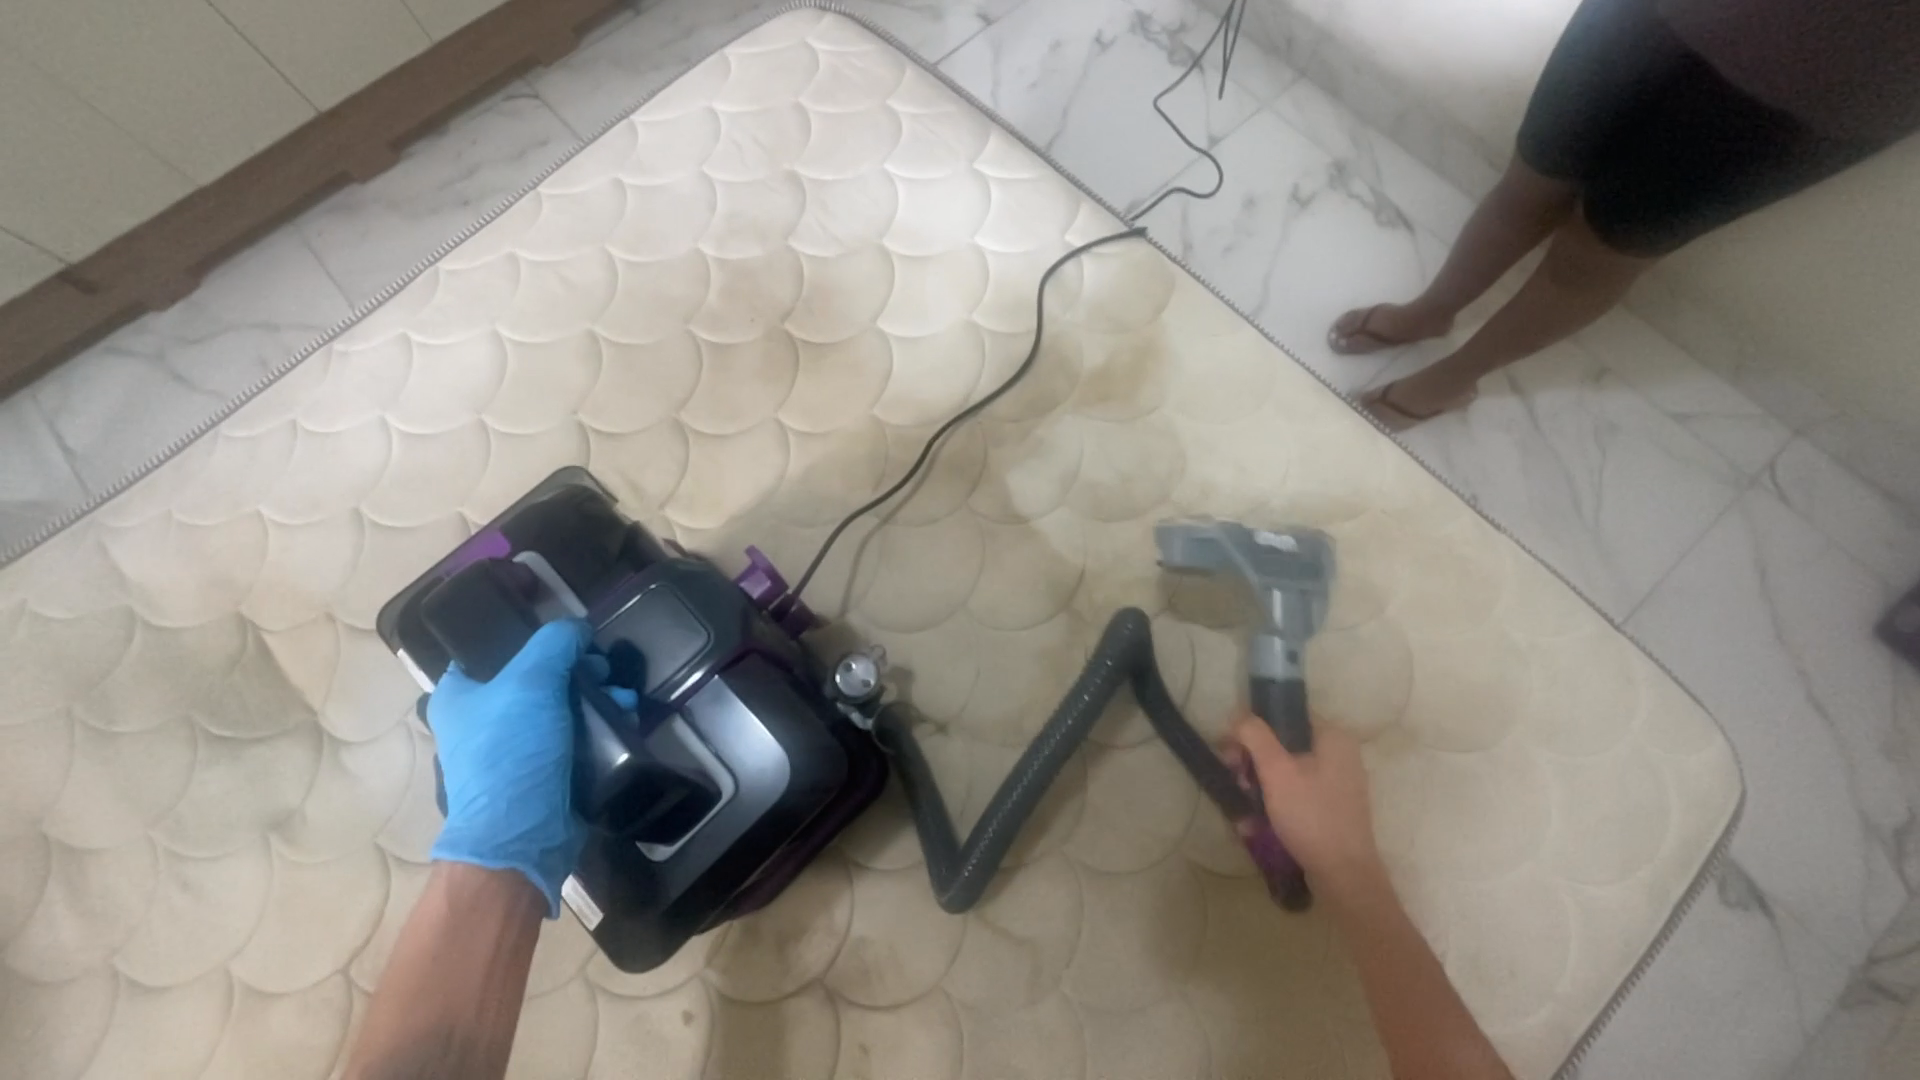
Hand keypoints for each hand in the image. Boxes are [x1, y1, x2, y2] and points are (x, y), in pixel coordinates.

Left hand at [427, 619, 598, 917]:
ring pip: (566, 705)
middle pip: (540, 676)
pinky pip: (580, 736)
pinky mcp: (548, 770)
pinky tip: (625, 720)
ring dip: (600, 697)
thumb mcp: (532, 680)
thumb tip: (580, 629)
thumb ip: (557, 642)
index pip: (490, 650)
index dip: (529, 638)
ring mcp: (517, 748)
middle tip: (604, 670)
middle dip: (580, 670)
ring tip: (624, 700)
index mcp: (460, 696)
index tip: (566, 637)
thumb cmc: (513, 751)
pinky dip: (602, 726)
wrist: (523, 834)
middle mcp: (484, 719)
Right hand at [1227, 713, 1385, 898]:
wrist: (1344, 876)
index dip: (1252, 727)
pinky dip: (1275, 800)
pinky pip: (1296, 791)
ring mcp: (1338, 781)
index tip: (1230, 749)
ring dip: (1259, 782)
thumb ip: (1254, 735)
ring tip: (1244, 804)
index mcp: (1333, 736)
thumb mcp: (1275, 770)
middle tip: (1235, 777)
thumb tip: (1238, 715)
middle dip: (1252, 759)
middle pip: (1283, 743)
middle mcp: (1339, 753)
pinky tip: (1255, 820)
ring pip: (1286, 768)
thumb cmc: (1310, 816)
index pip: (1284, 714)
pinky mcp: (1332, 806)